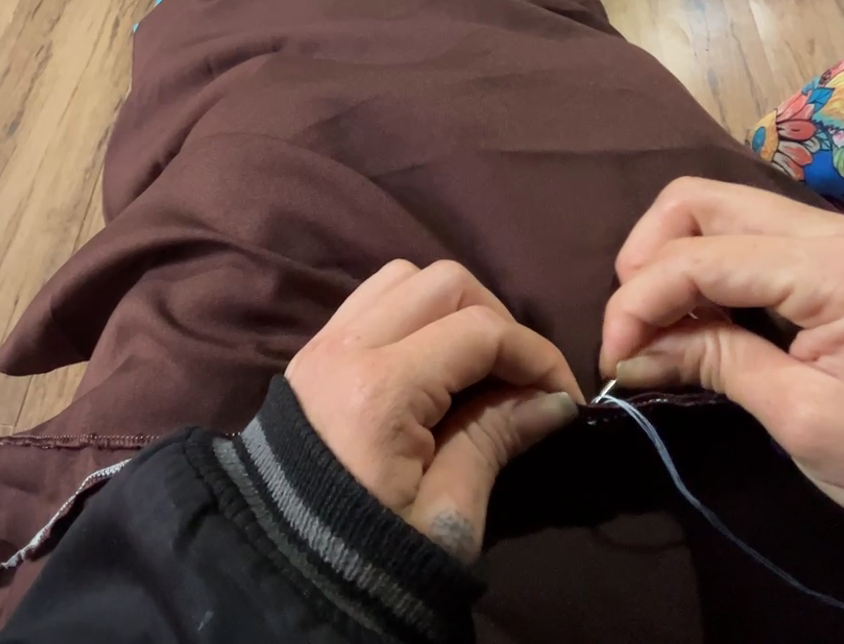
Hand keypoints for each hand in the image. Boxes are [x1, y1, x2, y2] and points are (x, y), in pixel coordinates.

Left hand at [286, 259, 583, 561]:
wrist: (280, 565)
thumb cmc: (367, 554)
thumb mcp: (446, 516)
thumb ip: (495, 440)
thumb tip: (553, 400)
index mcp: (380, 389)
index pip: (479, 330)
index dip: (535, 355)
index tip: (564, 396)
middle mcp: (348, 345)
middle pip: (442, 282)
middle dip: (496, 320)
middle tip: (519, 377)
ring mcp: (324, 340)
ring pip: (403, 277)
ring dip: (450, 306)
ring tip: (475, 363)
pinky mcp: (313, 348)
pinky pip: (372, 298)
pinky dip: (413, 310)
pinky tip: (431, 358)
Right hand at [600, 177, 843, 579]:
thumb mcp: (803, 422)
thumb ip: (709, 360)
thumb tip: (626, 349)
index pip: (700, 256)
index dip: (637, 300)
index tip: (611, 354)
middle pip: (702, 202)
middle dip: (647, 257)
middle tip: (635, 322)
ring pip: (723, 211)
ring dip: (675, 259)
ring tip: (664, 321)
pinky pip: (754, 239)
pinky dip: (711, 268)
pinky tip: (705, 315)